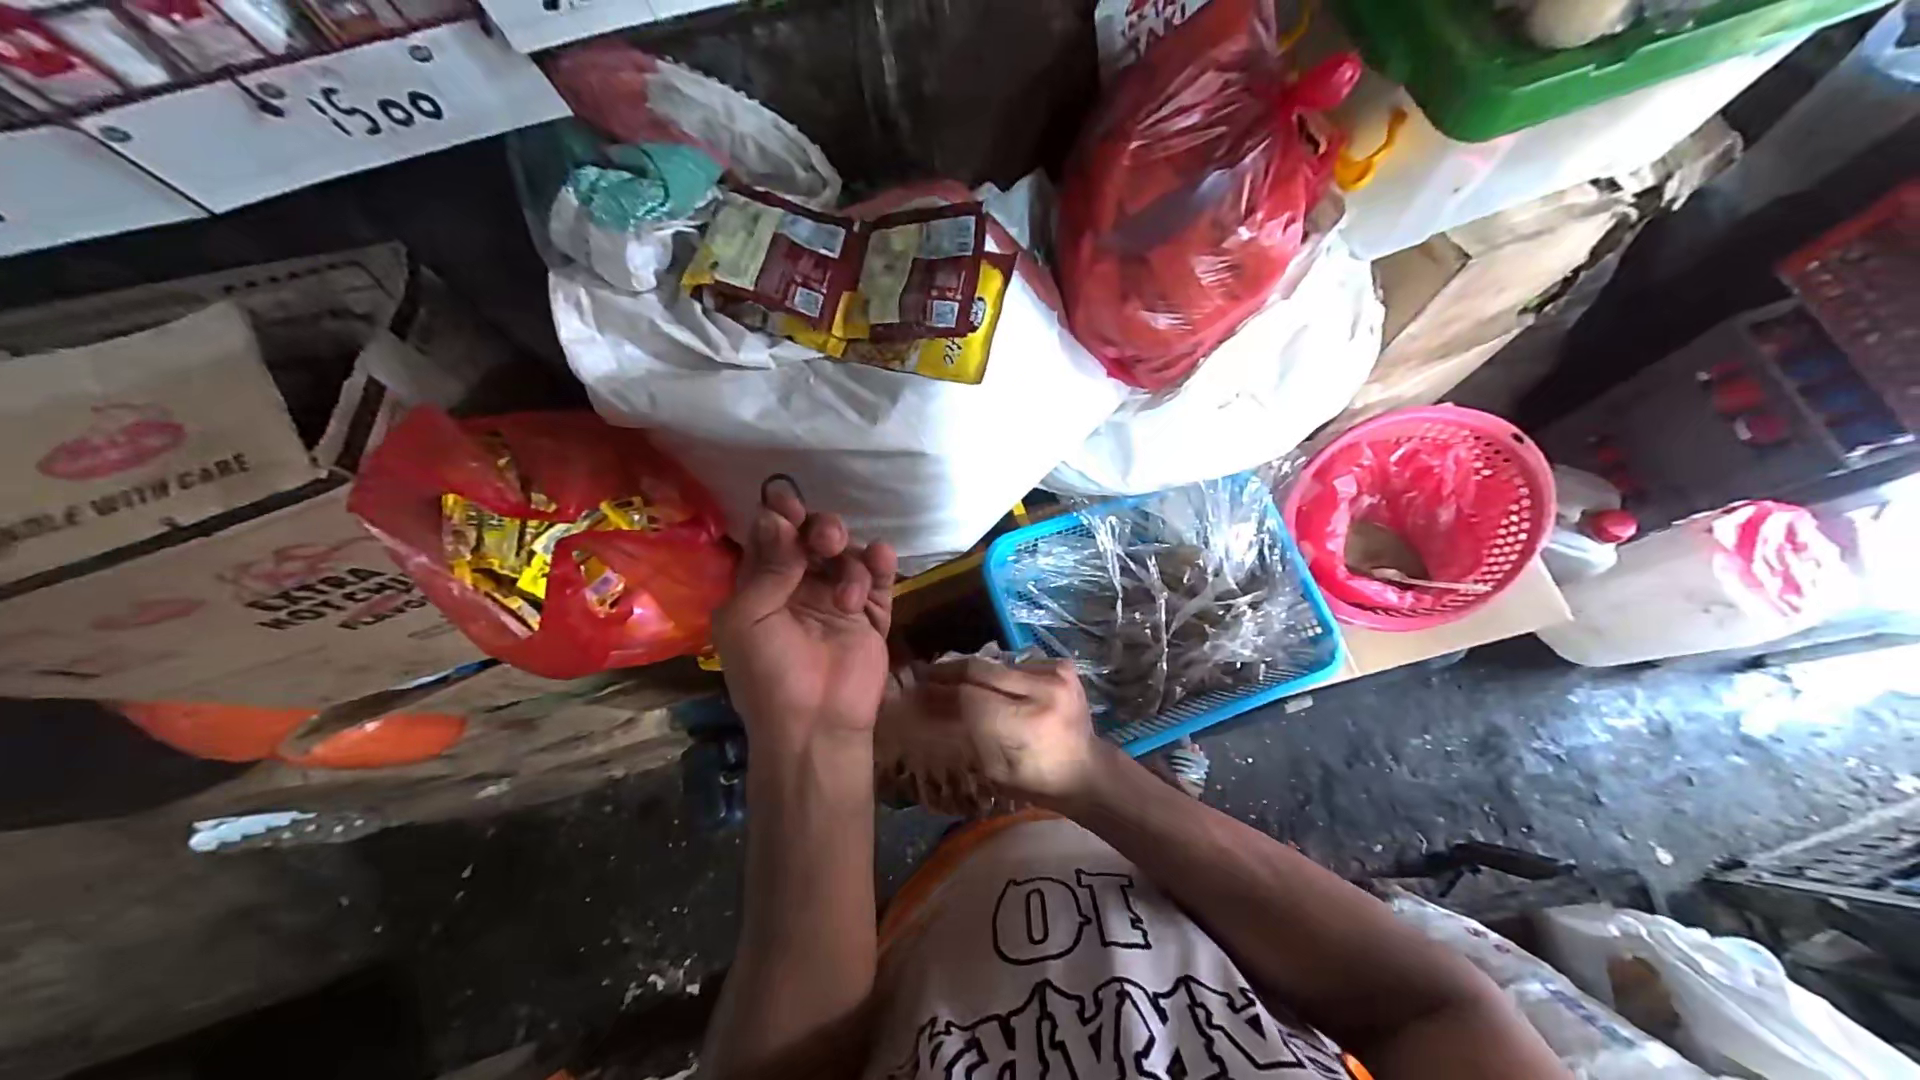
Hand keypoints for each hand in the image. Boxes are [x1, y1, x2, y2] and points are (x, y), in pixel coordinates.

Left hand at [713, 476, 897, 754]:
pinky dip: (880, 563)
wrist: (815, 725)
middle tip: (824, 539)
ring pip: (847, 554)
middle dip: (820, 530)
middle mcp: (800, 586)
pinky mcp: (871, 614)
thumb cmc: (768, 674)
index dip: (780, 516)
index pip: (773, 539)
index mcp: (762, 586)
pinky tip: (880, 559)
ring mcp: (837, 599)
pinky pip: (879, 578)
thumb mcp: (748, 619)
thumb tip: (775, 516)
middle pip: (813, 539)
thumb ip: (767, 568)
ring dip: (848, 557)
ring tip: (846, 591)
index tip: (788, 499)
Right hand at [914, 658, 1108, 807]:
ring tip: (956, 679)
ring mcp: (1056, 675)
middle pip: (981, 670)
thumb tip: (929, 707)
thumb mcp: (995, 770)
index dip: (940, 691)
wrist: (1087, 770)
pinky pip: (1019, 663)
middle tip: (926, 673)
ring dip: (977, 672)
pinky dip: (1004, 674)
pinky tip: (1001, 687)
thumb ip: (965, 735)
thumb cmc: (1036, 780)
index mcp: (1024, 725)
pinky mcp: (1064, 666)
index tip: (917, 688)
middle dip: (949, 671)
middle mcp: (1042, 692)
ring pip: (998, 664)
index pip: (968, 696)